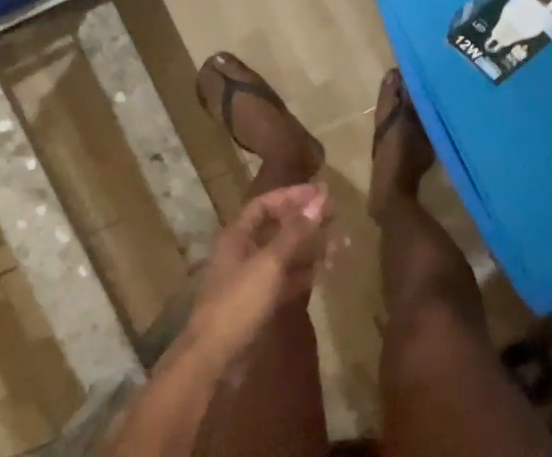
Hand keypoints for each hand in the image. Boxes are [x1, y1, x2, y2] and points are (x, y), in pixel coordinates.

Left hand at [185, 183, 330, 364]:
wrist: (214, 359)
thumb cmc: (238, 302)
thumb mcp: (269, 263)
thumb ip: (295, 232)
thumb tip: (320, 200)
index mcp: (236, 236)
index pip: (264, 204)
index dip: (291, 196)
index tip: (320, 193)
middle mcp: (241, 252)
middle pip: (275, 228)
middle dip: (304, 221)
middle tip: (335, 215)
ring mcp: (249, 279)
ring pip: (282, 255)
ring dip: (308, 247)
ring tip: (338, 244)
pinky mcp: (257, 304)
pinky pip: (284, 280)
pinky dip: (302, 274)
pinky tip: (323, 272)